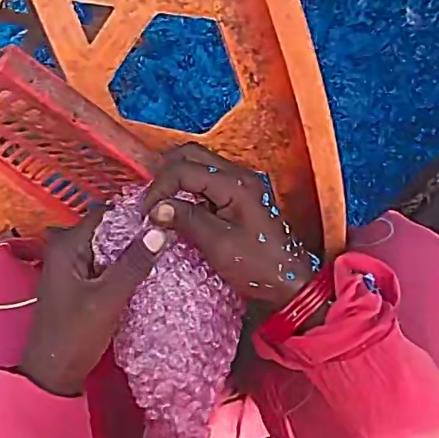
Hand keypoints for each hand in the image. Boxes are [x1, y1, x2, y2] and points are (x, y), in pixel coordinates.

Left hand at [15, 207, 173, 396]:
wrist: (53, 374)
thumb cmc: (74, 336)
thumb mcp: (109, 298)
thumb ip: (134, 263)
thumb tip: (159, 230)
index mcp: (66, 245)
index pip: (106, 213)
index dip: (133, 215)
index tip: (162, 219)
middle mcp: (64, 248)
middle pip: (108, 229)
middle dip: (134, 234)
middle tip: (166, 237)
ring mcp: (70, 265)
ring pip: (108, 247)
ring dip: (129, 251)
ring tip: (160, 253)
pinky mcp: (78, 281)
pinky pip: (104, 263)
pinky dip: (121, 266)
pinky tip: (142, 273)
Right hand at [140, 144, 318, 307]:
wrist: (291, 282)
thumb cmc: (258, 266)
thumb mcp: (217, 244)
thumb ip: (186, 220)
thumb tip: (156, 209)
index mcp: (235, 184)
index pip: (184, 169)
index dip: (159, 188)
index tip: (147, 212)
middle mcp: (239, 175)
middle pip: (190, 155)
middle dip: (165, 175)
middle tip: (151, 202)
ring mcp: (241, 182)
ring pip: (198, 164)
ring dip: (176, 180)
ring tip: (162, 206)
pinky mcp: (239, 194)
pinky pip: (207, 179)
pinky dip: (188, 188)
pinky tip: (180, 210)